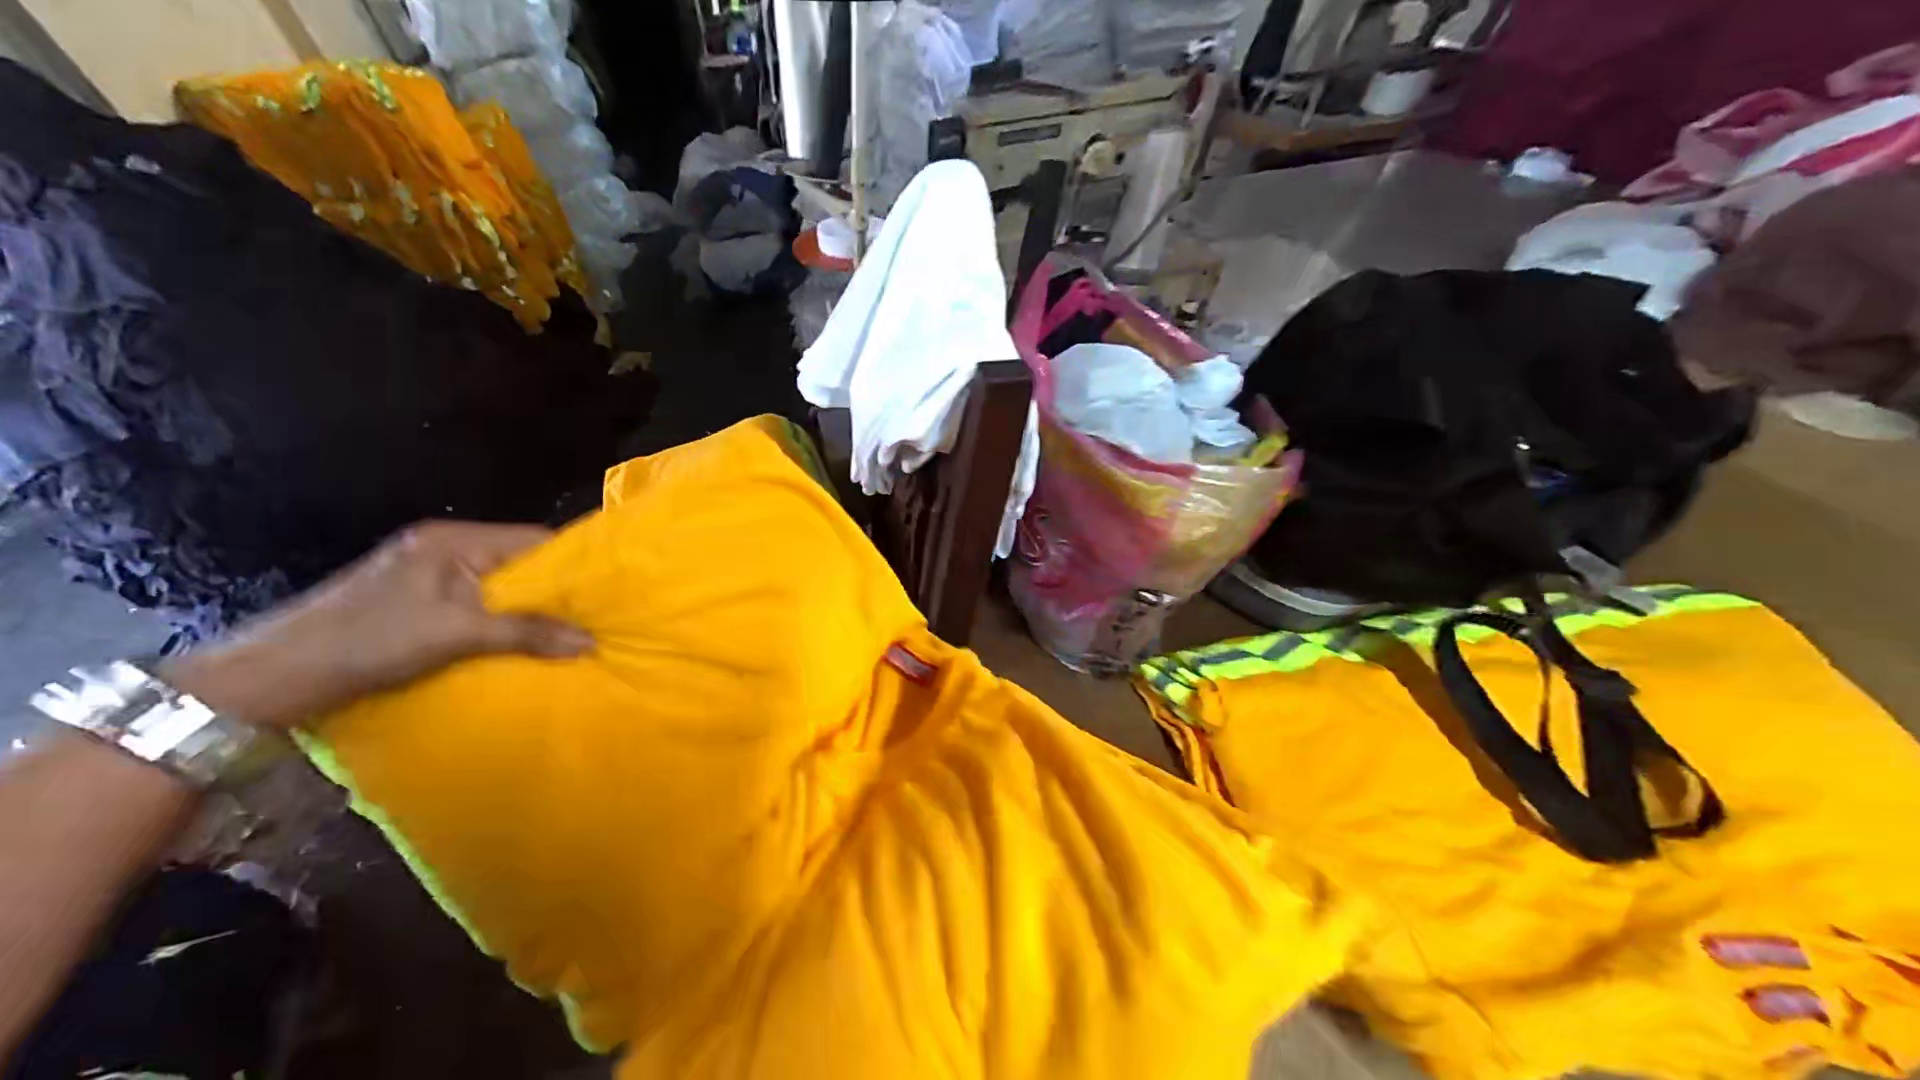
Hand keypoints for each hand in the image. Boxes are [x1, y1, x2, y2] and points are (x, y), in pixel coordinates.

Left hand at [159, 522, 591, 729]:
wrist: (273, 676)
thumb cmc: (368, 641)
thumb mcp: (455, 634)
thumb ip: (526, 632)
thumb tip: (591, 641)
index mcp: (454, 540)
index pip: (535, 540)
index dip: (575, 563)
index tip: (611, 589)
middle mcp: (445, 547)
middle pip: (521, 562)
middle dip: (558, 589)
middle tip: (599, 615)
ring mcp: (429, 573)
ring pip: (502, 584)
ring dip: (532, 607)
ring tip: (571, 630)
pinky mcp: (419, 600)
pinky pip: (481, 602)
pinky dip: (506, 619)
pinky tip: (524, 640)